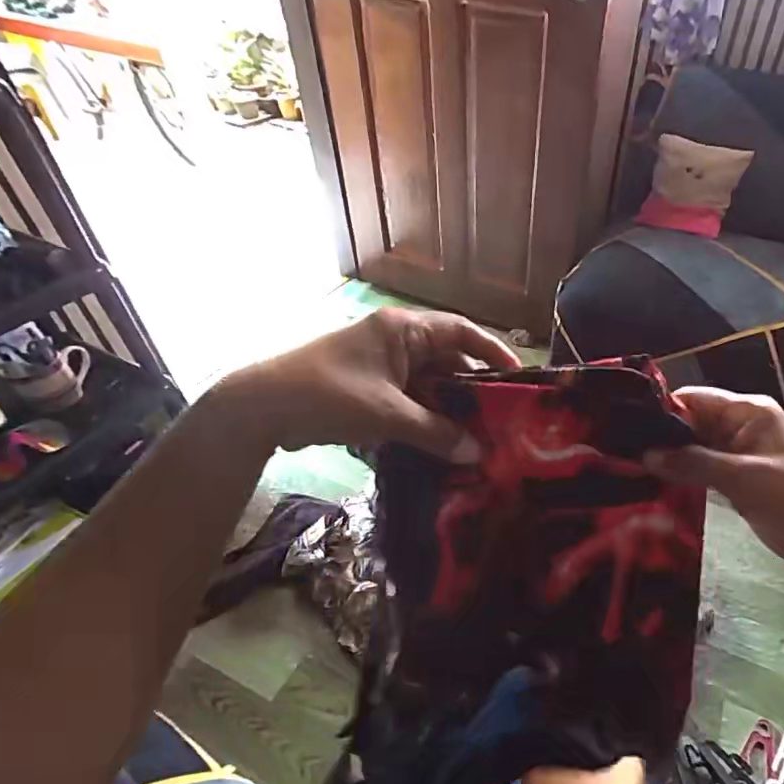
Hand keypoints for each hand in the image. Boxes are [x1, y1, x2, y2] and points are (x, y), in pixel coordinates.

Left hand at [218, 308, 520, 458]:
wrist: (264, 408)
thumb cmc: (329, 395)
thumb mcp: (388, 414)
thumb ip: (434, 433)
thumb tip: (476, 453)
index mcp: (403, 330)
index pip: (462, 332)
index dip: (493, 353)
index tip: (519, 379)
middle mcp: (395, 343)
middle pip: (447, 363)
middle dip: (471, 393)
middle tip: (501, 424)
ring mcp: (380, 368)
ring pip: (426, 388)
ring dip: (446, 413)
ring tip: (477, 443)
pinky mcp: (367, 393)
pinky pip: (406, 404)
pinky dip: (422, 424)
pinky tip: (441, 449)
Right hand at [643, 388, 783, 568]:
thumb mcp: (743, 477)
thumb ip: (692, 463)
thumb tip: (645, 455)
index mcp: (746, 412)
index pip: (692, 399)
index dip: (660, 410)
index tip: (626, 428)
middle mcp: (737, 427)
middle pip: (686, 423)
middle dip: (657, 438)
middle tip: (619, 454)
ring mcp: (733, 454)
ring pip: (687, 449)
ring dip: (665, 459)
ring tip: (627, 469)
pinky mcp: (730, 480)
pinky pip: (695, 471)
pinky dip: (676, 477)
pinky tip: (650, 485)